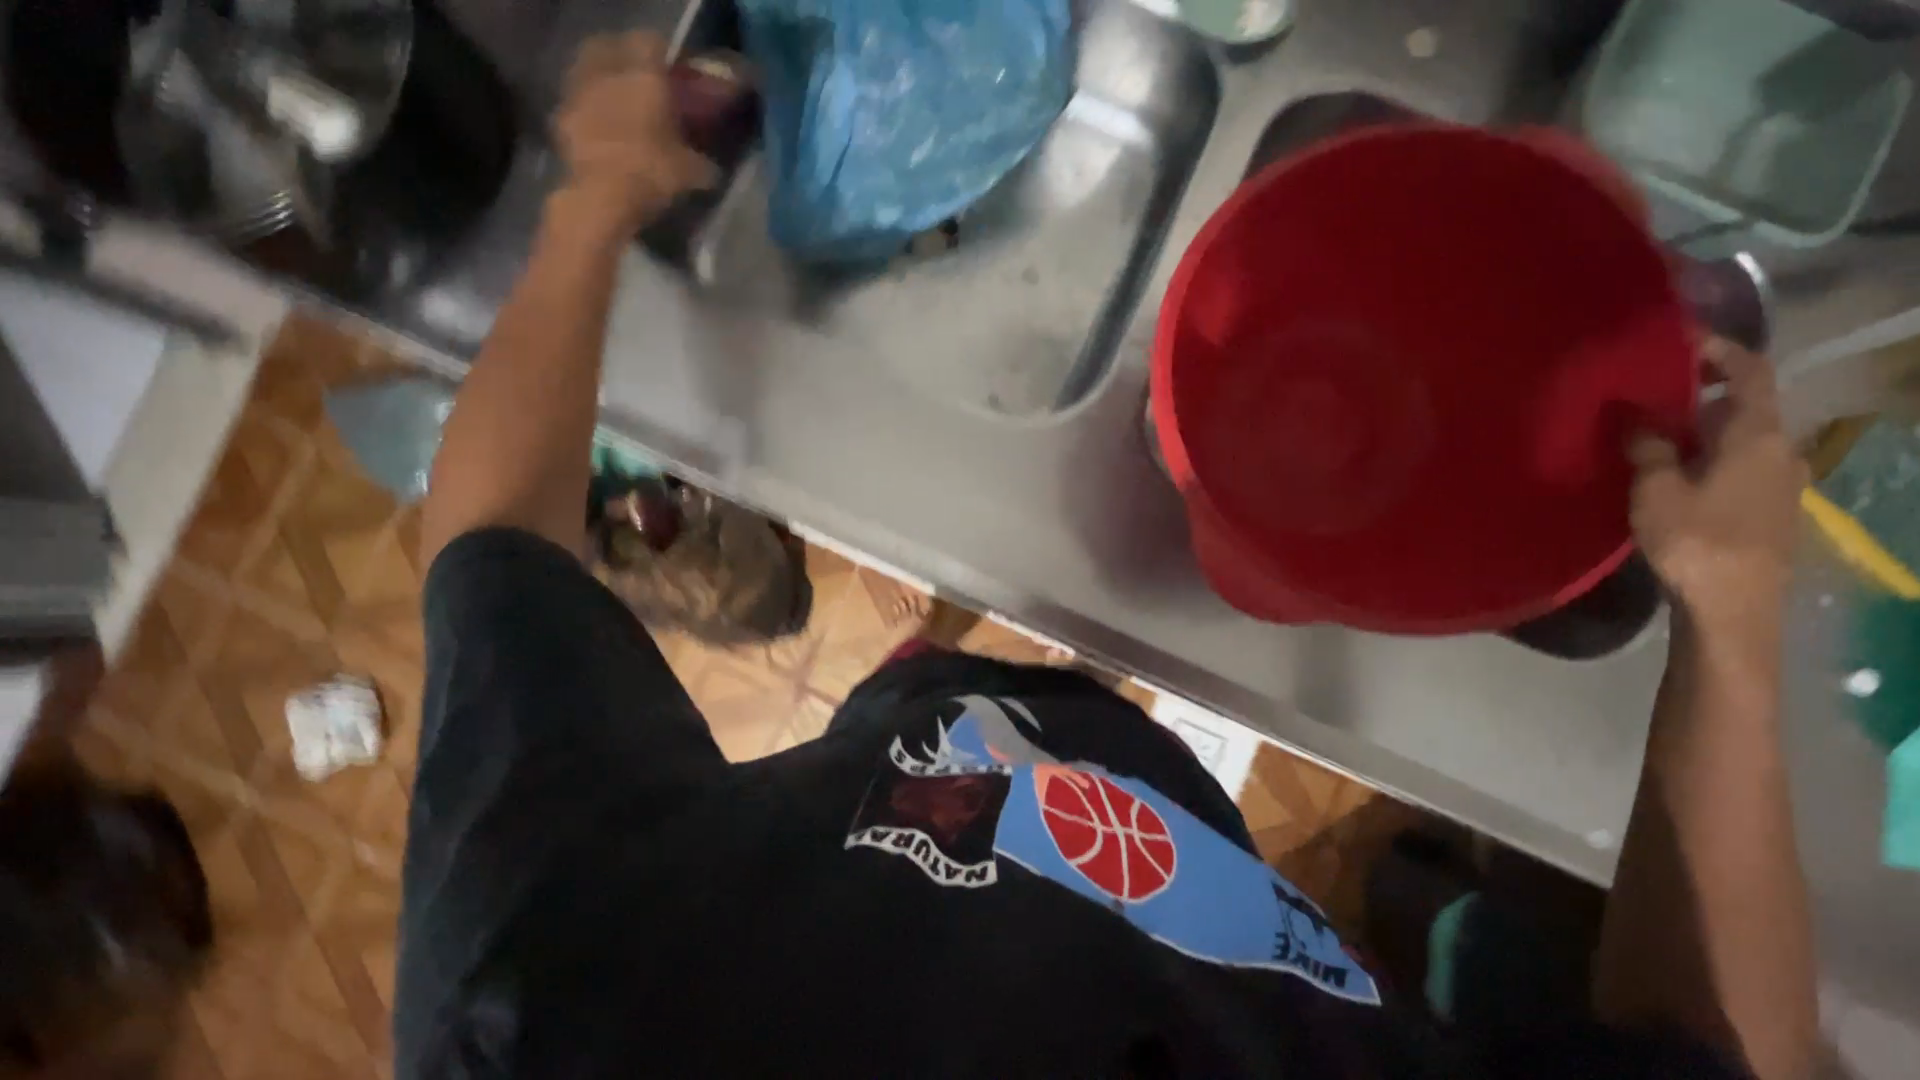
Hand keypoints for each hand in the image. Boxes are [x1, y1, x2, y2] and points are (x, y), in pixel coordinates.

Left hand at [552, 32, 717, 231]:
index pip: (651, 42)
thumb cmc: (653, 173)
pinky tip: (599, 129)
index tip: (674, 70)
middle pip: (610, 46)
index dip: (664, 54)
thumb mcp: (691, 171)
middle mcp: (607, 72)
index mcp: (643, 74)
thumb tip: (712, 169)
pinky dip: (587, 109)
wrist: (602, 198)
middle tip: (640, 79)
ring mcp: (579, 92)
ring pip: (588, 70)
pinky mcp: (560, 118)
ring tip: (618, 104)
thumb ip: (702, 161)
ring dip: (602, 81)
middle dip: (624, 58)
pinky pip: (576, 102)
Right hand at [1628, 339, 1806, 636]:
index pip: (1750, 372)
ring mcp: (1779, 482)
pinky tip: (1668, 474)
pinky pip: (1736, 466)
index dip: (1719, 351)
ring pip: (1738, 439)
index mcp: (1758, 435)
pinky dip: (1706, 457)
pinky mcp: (1767, 510)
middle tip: (1646, 395)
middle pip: (1744, 406)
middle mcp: (1780, 450)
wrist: (1733, 608)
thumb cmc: (1695, 541)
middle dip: (1698, 396)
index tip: (1678, 342)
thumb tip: (1634, 413)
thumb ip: (1648, 446)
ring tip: (1648, 435)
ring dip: (1700, 431)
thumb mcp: (1656, 489)